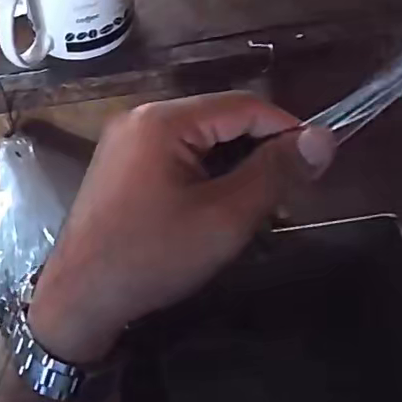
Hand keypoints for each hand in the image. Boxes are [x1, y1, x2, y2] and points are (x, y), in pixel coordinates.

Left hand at [28, 92, 336, 362]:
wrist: (79, 296)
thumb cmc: (152, 256)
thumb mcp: (225, 217)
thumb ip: (275, 173)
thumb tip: (323, 137)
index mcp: (162, 120)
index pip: (243, 105)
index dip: (287, 130)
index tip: (316, 166)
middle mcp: (139, 118)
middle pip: (219, 119)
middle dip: (258, 152)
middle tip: (284, 196)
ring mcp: (124, 142)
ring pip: (198, 140)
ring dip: (232, 167)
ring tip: (254, 208)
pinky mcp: (118, 166)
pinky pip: (174, 156)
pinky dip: (203, 175)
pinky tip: (215, 208)